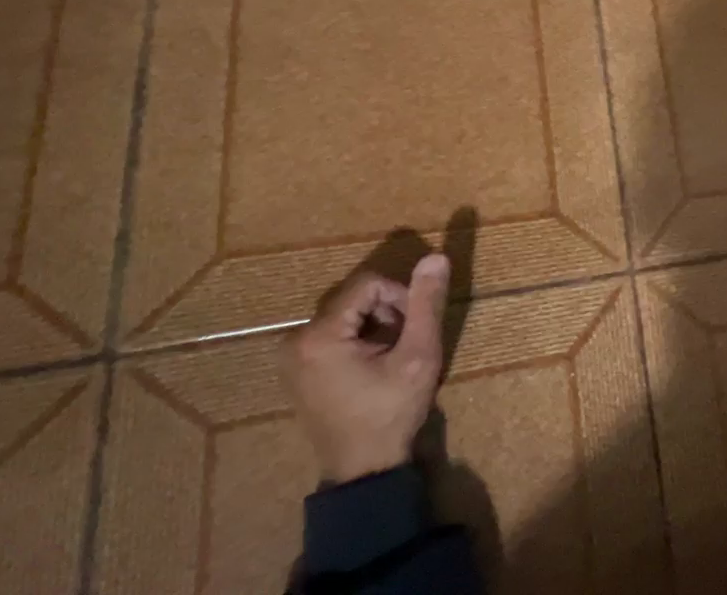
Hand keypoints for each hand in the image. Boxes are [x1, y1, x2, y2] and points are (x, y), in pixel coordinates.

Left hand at [284, 254, 451, 483]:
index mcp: (319, 334)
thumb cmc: (391, 412)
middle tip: (408, 341)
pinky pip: (333, 333)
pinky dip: (359, 338)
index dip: (400, 295)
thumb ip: (425, 304)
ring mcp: (291, 357)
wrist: (363, 470)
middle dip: (388, 310)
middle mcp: (295, 339)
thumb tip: (435, 256)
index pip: (368, 283)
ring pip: (345, 314)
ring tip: (394, 354)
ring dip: (376, 324)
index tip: (416, 325)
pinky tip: (375, 364)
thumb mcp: (418, 356)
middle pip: (354, 297)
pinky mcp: (297, 370)